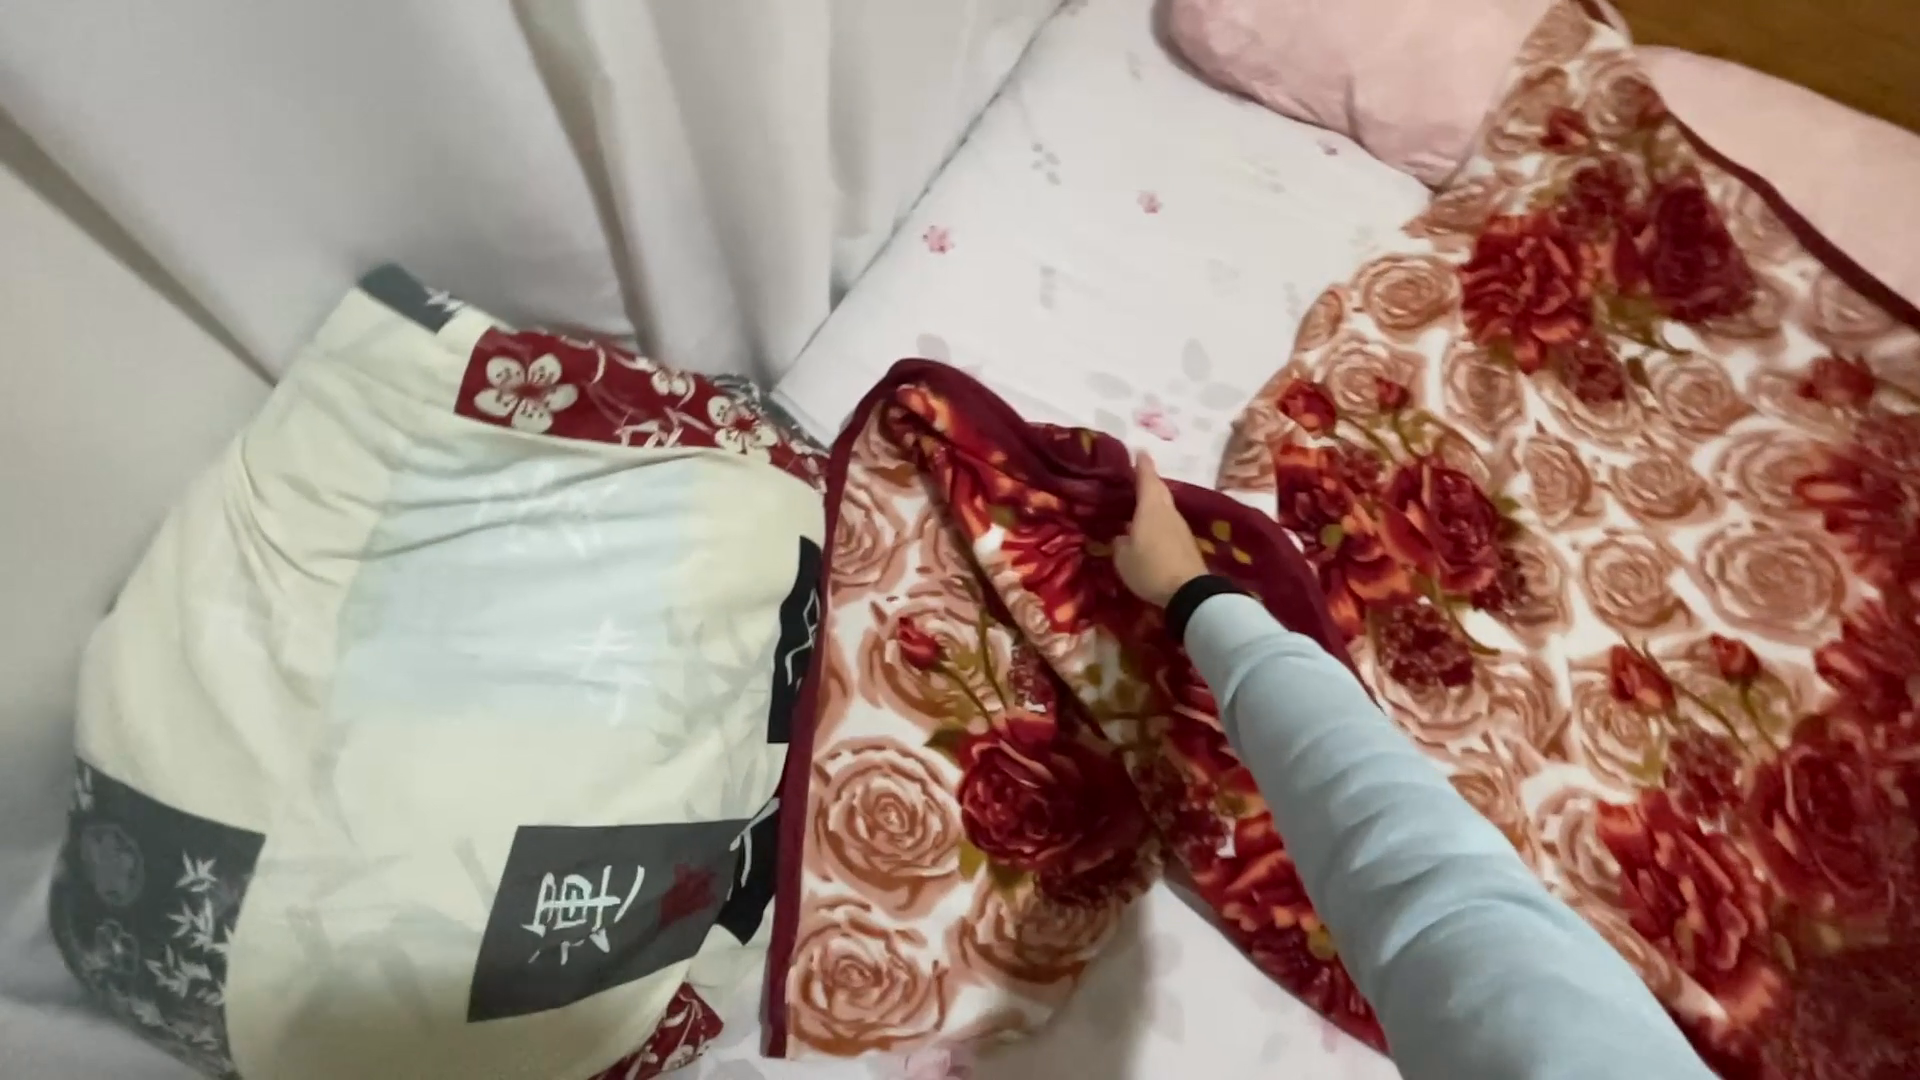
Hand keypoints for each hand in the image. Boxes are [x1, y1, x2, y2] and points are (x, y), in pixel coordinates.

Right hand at [1114, 451, 1207, 607]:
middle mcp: (1167, 512)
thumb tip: (1122, 537)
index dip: (1142, 465)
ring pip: (1165, 506)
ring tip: (1140, 502)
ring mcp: (1180, 527)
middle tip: (1138, 475)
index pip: (1147, 479)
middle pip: (1159, 490)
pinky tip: (1150, 527)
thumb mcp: (1123, 558)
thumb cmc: (1150, 568)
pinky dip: (1159, 518)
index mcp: (1150, 508)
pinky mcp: (1186, 543)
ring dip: (1155, 501)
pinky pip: (1168, 522)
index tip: (1140, 451)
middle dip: (1150, 481)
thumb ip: (1120, 543)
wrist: (1189, 592)